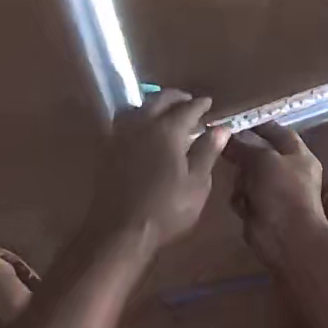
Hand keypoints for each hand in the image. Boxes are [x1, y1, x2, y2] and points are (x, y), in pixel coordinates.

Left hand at [81, 89, 229, 260]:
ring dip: (153, 104)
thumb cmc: (166, 209)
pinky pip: (123, 121)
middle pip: (159, 101)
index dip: (200, 104)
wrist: (120, 229)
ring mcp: (120, 135)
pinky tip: (143, 130)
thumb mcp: (196, 184)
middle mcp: (141, 124)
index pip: (187, 109)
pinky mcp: (107, 148)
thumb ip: (207, 152)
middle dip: (176, 98)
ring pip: (137, 107)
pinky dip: (137, 117)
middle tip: (188, 101)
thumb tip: (221, 128)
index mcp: (166, 130)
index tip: (208, 102)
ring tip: (164, 112)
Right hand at [223, 122, 325, 265]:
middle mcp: (287, 171)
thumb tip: (225, 136)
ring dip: (240, 180)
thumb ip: (243, 146)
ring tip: (241, 186)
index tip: (235, 120)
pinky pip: (242, 195)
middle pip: (258, 153)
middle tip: (223, 148)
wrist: (286, 238)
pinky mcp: (259, 209)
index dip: (258, 124)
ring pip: (246, 174)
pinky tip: (242, 205)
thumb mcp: (262, 160)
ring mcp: (273, 192)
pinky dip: (240, 198)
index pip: (278, 132)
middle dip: (243, 154)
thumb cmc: (282, 192)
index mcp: (298, 156)